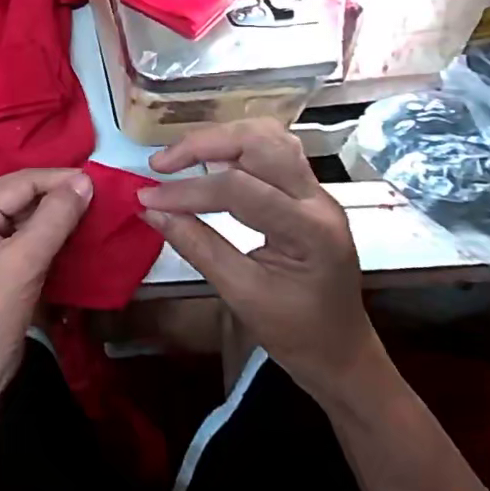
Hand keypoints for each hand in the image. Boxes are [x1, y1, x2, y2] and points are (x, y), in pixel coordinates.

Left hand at [0, 168, 91, 415]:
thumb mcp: (24, 262)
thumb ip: (55, 217)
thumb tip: (85, 180)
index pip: (20, 182)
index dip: (61, 180)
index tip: (101, 182)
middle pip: (24, 196)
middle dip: (62, 197)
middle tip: (104, 197)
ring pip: (30, 216)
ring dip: (61, 216)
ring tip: (97, 212)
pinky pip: (29, 236)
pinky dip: (54, 235)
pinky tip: (79, 235)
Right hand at [137, 120, 377, 397]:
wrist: (343, 354)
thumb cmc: (296, 334)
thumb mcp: (242, 295)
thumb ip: (196, 246)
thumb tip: (151, 210)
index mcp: (309, 229)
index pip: (238, 189)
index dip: (187, 190)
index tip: (147, 197)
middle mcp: (318, 198)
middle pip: (259, 142)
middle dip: (204, 144)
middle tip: (162, 164)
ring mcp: (316, 191)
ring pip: (268, 137)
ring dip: (221, 138)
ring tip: (183, 156)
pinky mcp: (308, 192)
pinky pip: (273, 150)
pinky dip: (237, 147)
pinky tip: (212, 160)